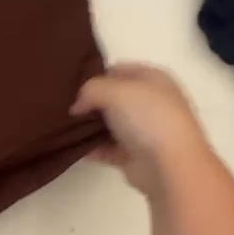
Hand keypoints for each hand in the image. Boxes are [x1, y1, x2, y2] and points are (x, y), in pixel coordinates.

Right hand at [70, 63, 214, 193]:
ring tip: (65, 129)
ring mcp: (141, 130)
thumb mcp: (116, 92)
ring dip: (89, 127)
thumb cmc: (148, 118)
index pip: (118, 70)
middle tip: (66, 109)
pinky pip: (106, 149)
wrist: (168, 164)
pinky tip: (74, 149)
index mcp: (152, 79)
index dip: (96, 76)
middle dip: (90, 103)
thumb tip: (77, 106)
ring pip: (109, 124)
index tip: (73, 87)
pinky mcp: (133, 155)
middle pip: (112, 98)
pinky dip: (92, 149)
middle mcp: (148, 101)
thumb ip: (91, 91)